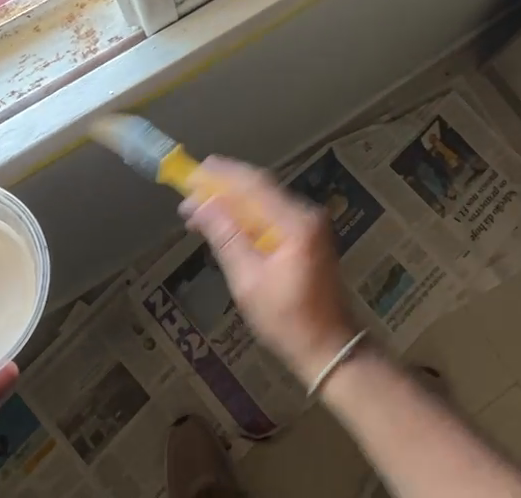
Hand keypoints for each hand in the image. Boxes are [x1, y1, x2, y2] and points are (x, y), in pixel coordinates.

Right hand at [180, 156, 359, 385]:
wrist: (330, 349)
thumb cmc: (288, 321)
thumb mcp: (249, 282)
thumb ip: (226, 238)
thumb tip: (201, 205)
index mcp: (296, 223)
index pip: (254, 185)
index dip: (221, 176)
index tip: (193, 173)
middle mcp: (307, 215)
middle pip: (260, 188)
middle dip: (223, 187)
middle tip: (190, 192)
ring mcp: (310, 224)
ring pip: (265, 200)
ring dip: (233, 202)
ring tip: (201, 208)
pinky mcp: (308, 235)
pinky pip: (272, 214)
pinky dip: (247, 215)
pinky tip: (226, 222)